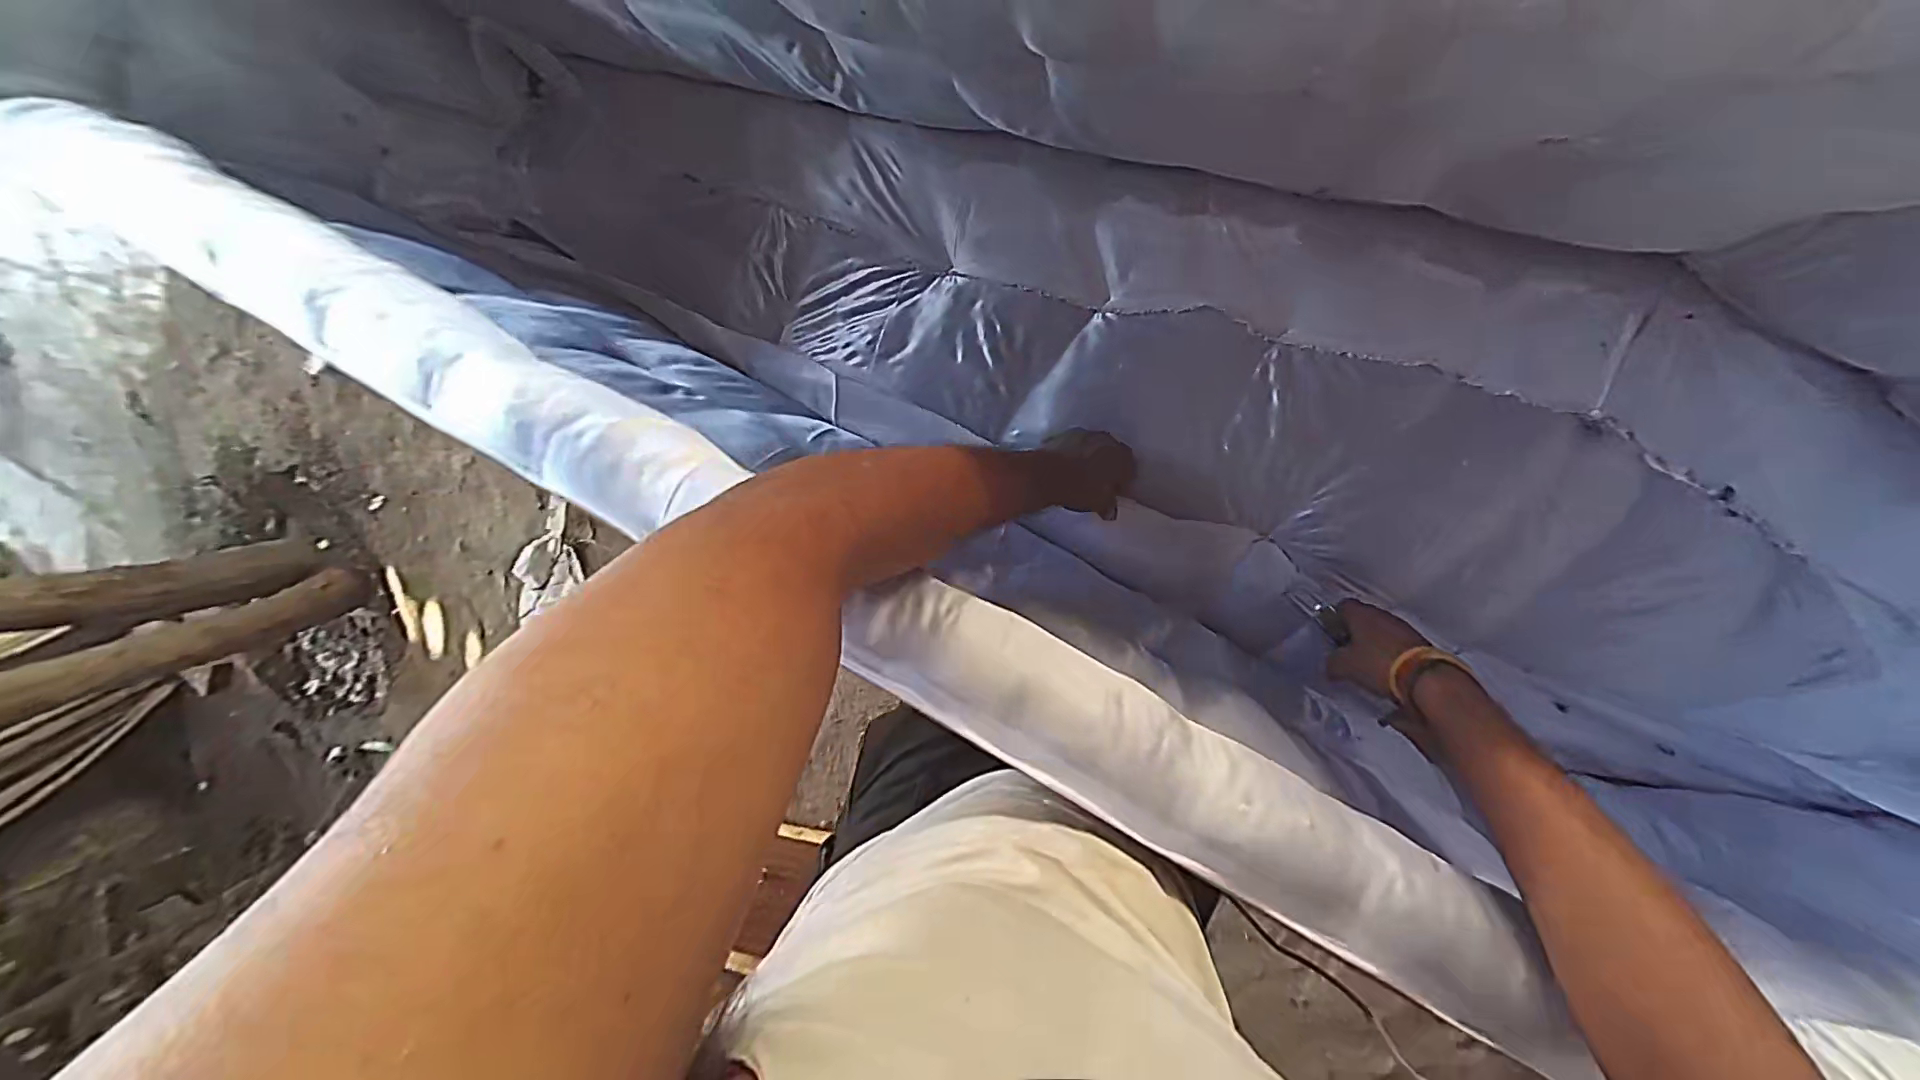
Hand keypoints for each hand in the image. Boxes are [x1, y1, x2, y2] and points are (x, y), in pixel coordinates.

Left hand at [1036, 430, 1136, 519]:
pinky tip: (1070, 465)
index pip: (1130, 468)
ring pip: (1096, 446)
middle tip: (1101, 482)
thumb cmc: (1079, 488)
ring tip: (1084, 473)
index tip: (1116, 490)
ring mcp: (1087, 434)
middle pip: (1114, 453)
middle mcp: (1108, 441)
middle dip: (1110, 466)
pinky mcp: (1067, 434)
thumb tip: (1110, 511)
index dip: (1124, 480)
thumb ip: (1108, 505)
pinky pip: (1078, 445)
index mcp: (1122, 457)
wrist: (1046, 473)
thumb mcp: (1098, 503)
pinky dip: (1077, 453)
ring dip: (1093, 457)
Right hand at [1325, 600, 1429, 698]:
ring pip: (1380, 630)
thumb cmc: (1379, 664)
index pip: (1342, 606)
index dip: (1334, 619)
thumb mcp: (1343, 666)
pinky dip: (1389, 652)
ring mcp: (1403, 628)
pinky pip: (1397, 643)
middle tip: (1344, 650)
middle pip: (1362, 618)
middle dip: (1353, 632)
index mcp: (1361, 614)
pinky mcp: (1419, 643)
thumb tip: (1331, 664)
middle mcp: (1382, 615)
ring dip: (1372, 642)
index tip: (1330, 633)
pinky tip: (1384, 668)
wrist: (1425, 679)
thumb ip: (1332, 662)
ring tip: (1364, 662)